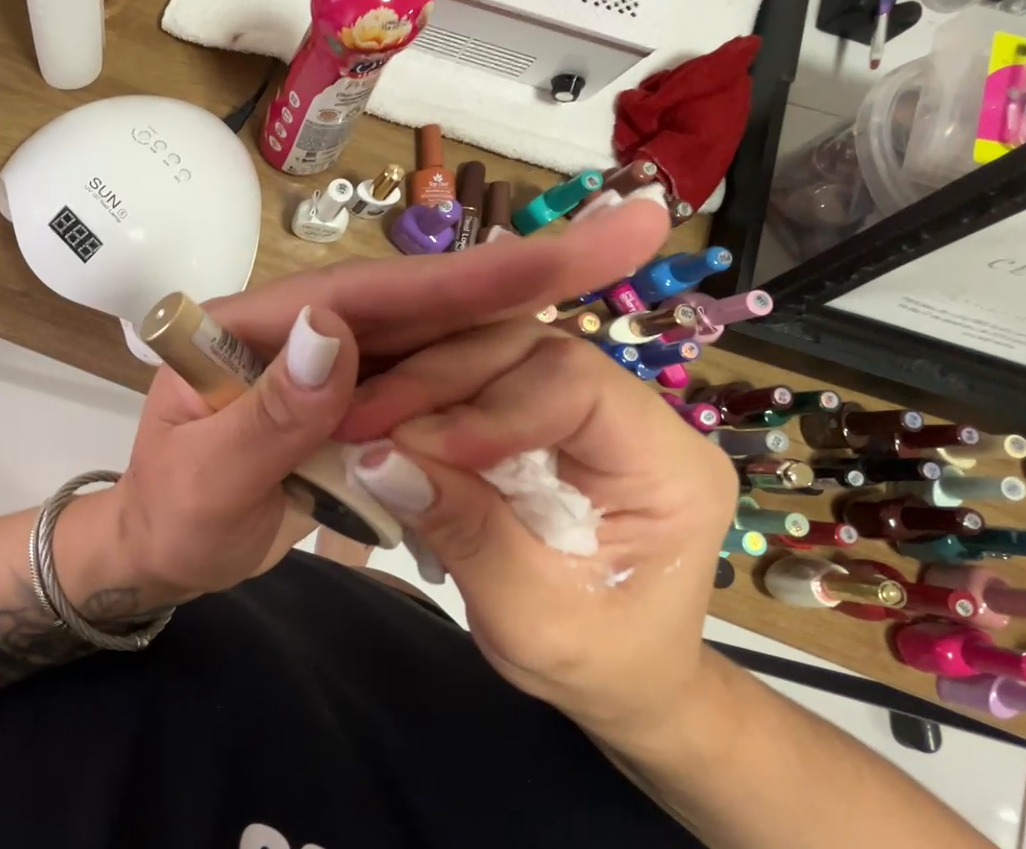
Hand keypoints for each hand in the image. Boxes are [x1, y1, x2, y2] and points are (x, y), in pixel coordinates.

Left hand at [110, 195, 673, 600]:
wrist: (166, 551)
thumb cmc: (174, 521)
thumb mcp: (208, 479)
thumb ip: (266, 414)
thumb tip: (331, 333)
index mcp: (243, 328)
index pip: (356, 297)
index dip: (454, 281)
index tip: (549, 261)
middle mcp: (290, 329)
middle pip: (405, 301)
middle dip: (510, 273)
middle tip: (626, 232)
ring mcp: (320, 361)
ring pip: (422, 333)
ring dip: (507, 309)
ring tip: (603, 265)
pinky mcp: (342, 397)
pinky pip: (417, 378)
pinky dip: (475, 367)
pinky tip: (539, 346)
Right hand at [340, 317, 738, 734]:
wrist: (615, 675)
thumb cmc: (593, 657)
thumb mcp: (529, 614)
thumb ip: (463, 532)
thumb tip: (374, 460)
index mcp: (666, 465)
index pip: (574, 384)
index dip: (486, 405)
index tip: (408, 444)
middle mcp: (631, 414)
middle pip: (525, 351)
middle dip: (435, 382)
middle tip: (359, 421)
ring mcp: (580, 406)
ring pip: (491, 352)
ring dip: (418, 382)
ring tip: (360, 419)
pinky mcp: (536, 412)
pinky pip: (473, 377)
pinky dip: (419, 394)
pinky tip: (378, 416)